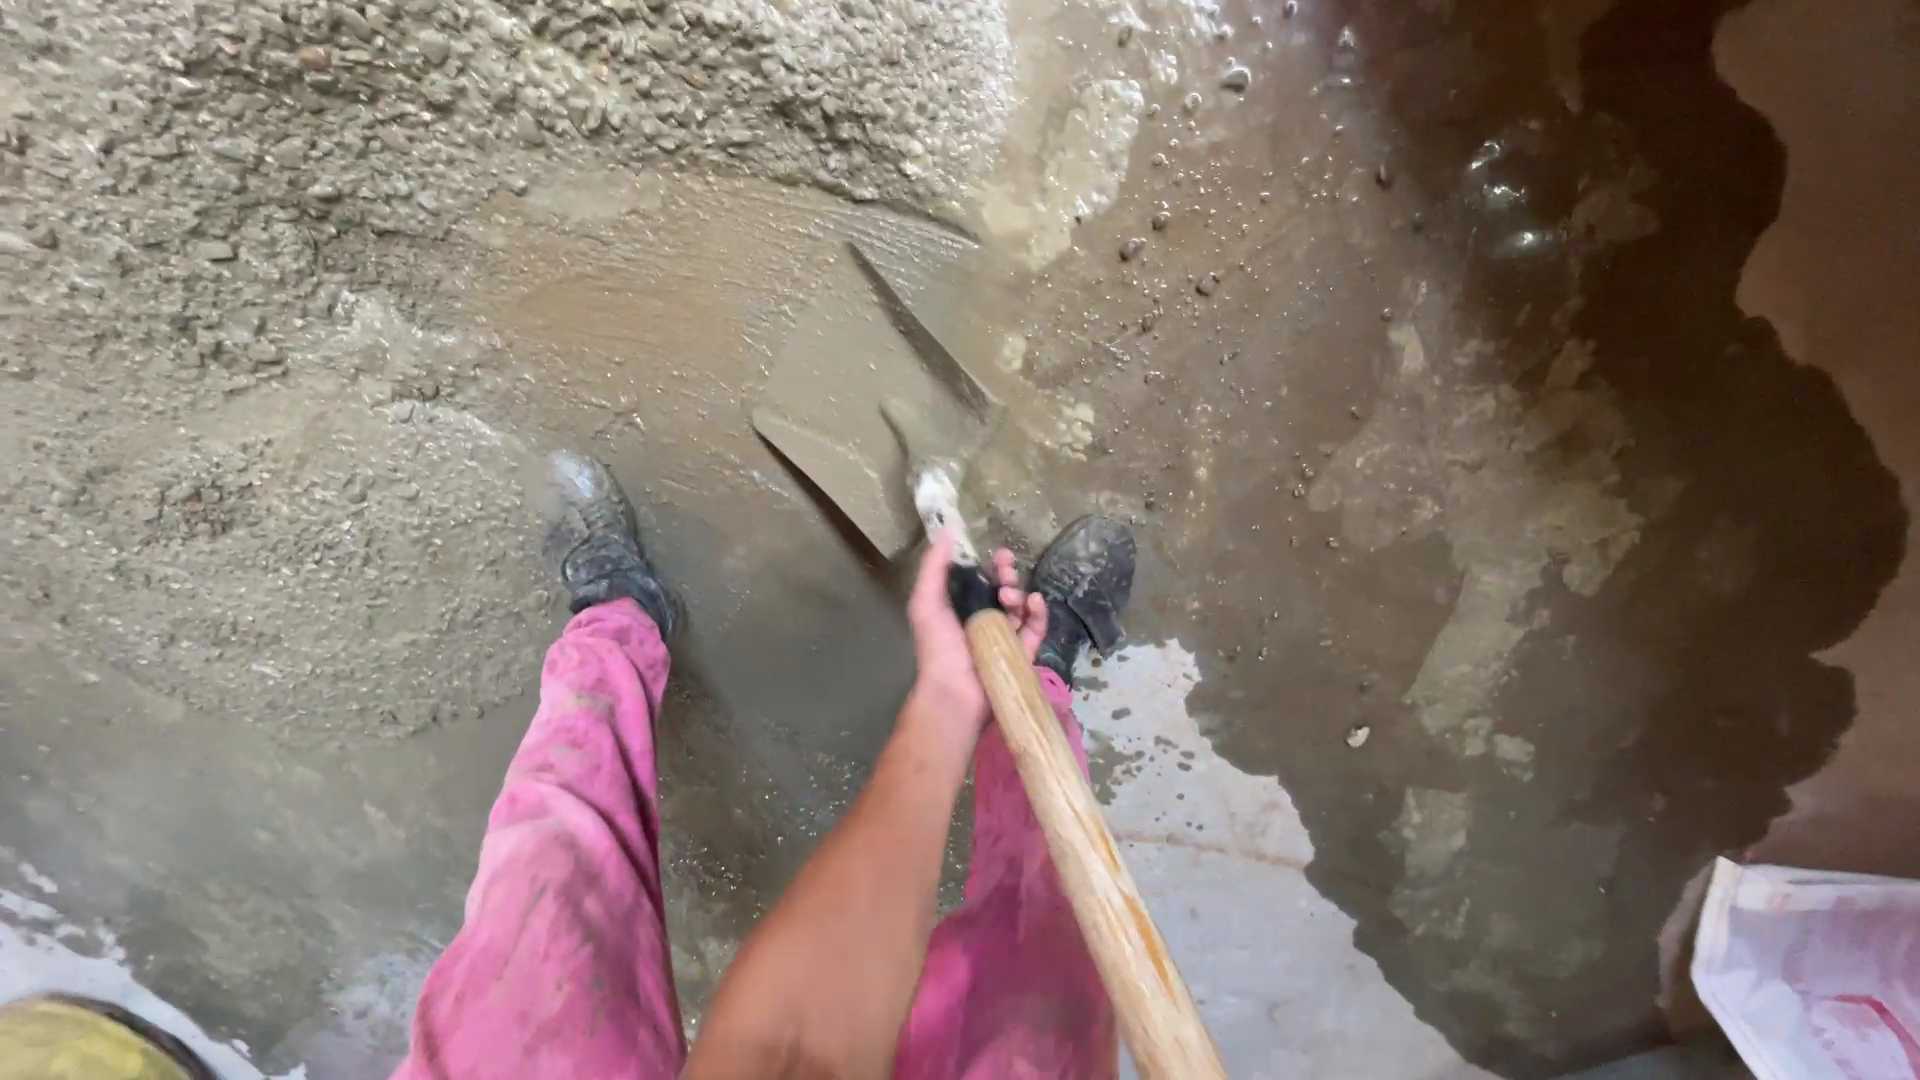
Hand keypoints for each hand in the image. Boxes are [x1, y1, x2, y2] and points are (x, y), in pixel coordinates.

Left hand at [904, 530, 1047, 739]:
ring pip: (1022, 607)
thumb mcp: (926, 602)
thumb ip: (934, 567)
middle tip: (1005, 572)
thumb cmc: (937, 648)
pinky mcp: (1023, 653)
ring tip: (1009, 597)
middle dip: (1007, 576)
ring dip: (1020, 594)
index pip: (980, 580)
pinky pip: (1036, 629)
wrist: (954, 692)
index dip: (990, 565)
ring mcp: (1005, 638)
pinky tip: (1036, 601)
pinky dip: (1039, 613)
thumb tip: (946, 531)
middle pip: (1004, 590)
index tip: (998, 554)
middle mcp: (983, 621)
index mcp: (960, 609)